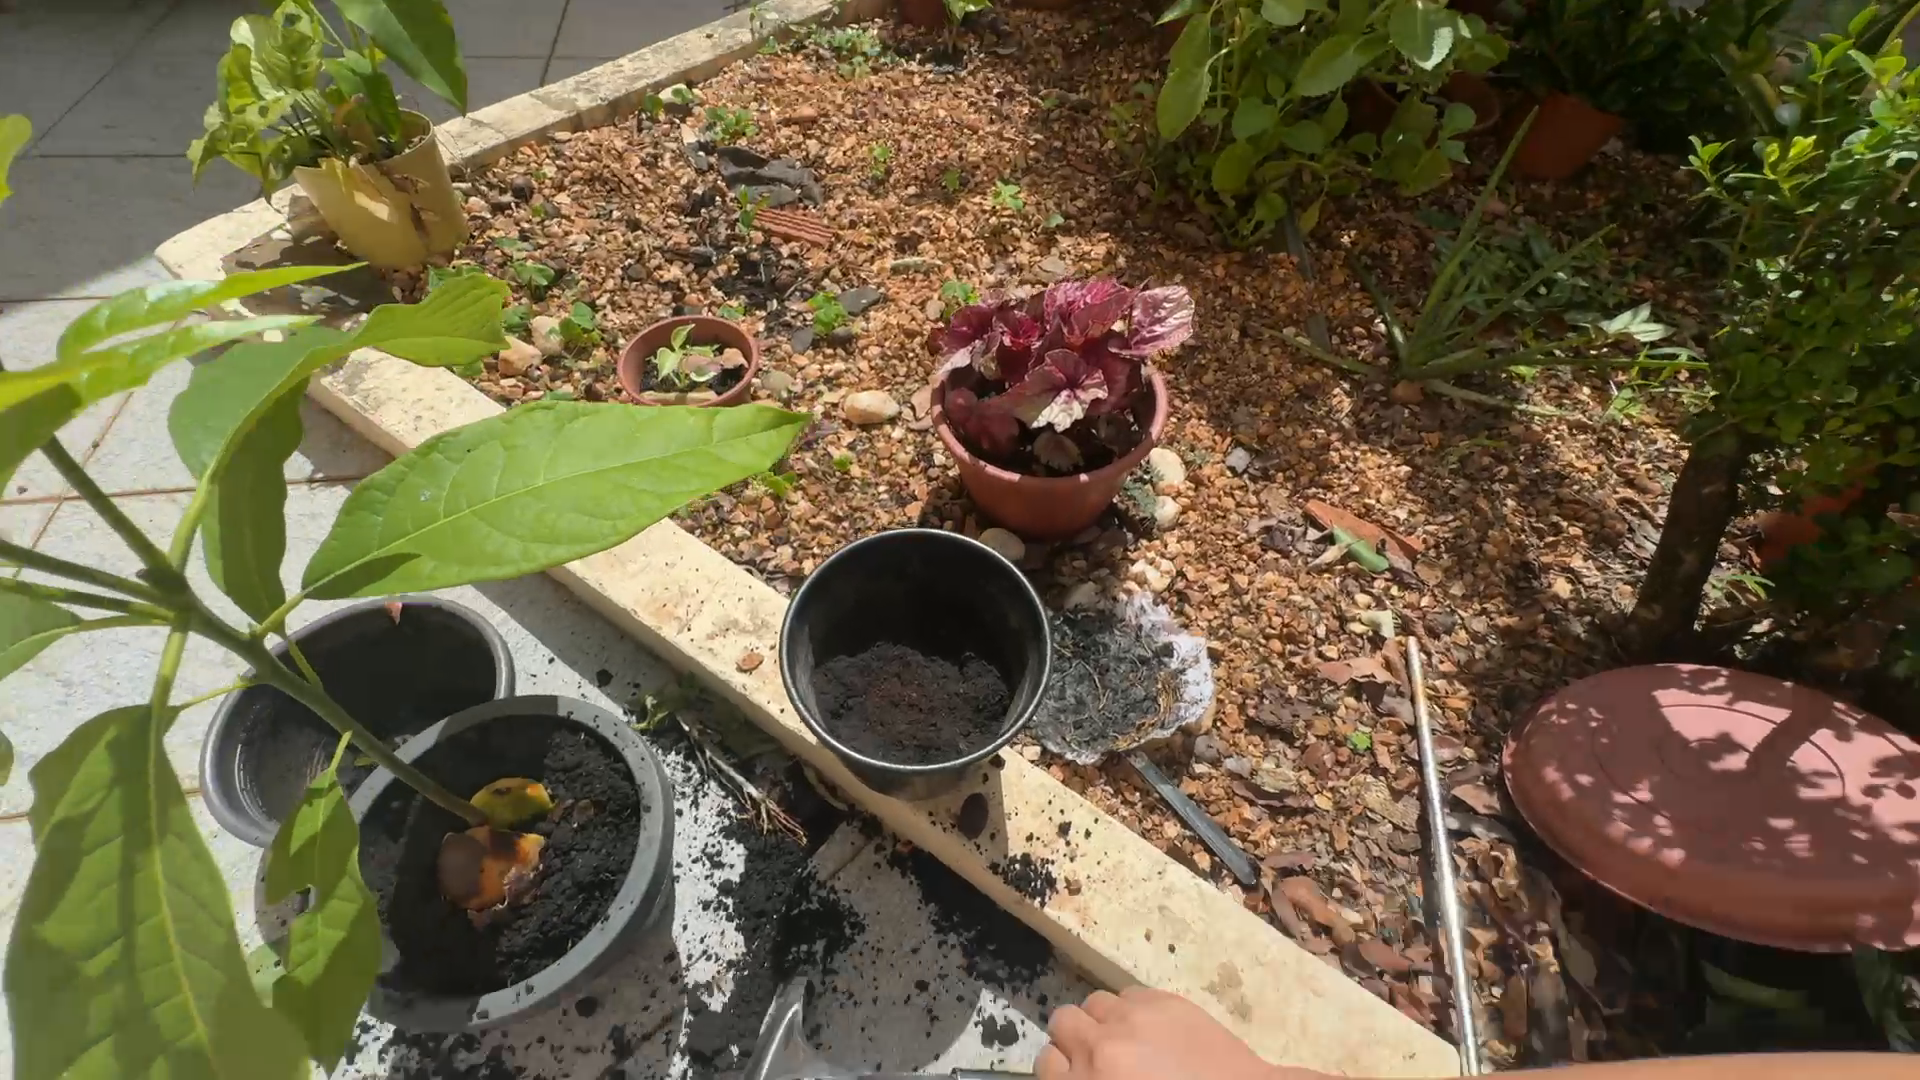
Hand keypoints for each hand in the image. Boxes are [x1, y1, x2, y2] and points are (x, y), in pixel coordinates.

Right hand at [1035, 987, 1323, 1079]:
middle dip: (1075, 1040)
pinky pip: (1128, 995)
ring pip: (1094, 1002)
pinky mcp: (1163, 1000)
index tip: (1075, 1076)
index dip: (1060, 1070)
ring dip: (1103, 1022)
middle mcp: (1103, 1046)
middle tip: (1098, 1060)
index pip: (1046, 1062)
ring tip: (1126, 1043)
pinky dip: (1133, 1012)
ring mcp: (1134, 1018)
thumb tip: (1078, 1071)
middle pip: (1062, 1021)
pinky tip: (1154, 1035)